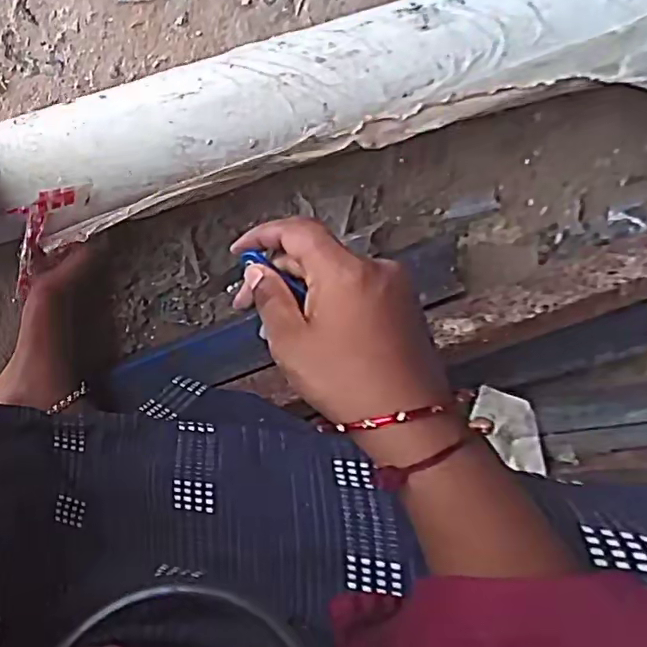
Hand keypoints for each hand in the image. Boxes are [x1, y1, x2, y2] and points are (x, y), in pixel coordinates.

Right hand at [230, 218, 452, 453]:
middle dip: (276, 271)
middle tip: (248, 301)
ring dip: (299, 287)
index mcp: (344, 272)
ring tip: (278, 324)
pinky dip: (324, 297)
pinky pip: (351, 286)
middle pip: (313, 252)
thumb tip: (258, 272)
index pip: (298, 230)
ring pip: (331, 271)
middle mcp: (374, 269)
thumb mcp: (289, 340)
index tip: (241, 250)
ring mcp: (391, 285)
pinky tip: (308, 327)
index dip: (262, 235)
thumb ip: (269, 297)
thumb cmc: (348, 382)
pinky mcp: (399, 303)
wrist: (405, 415)